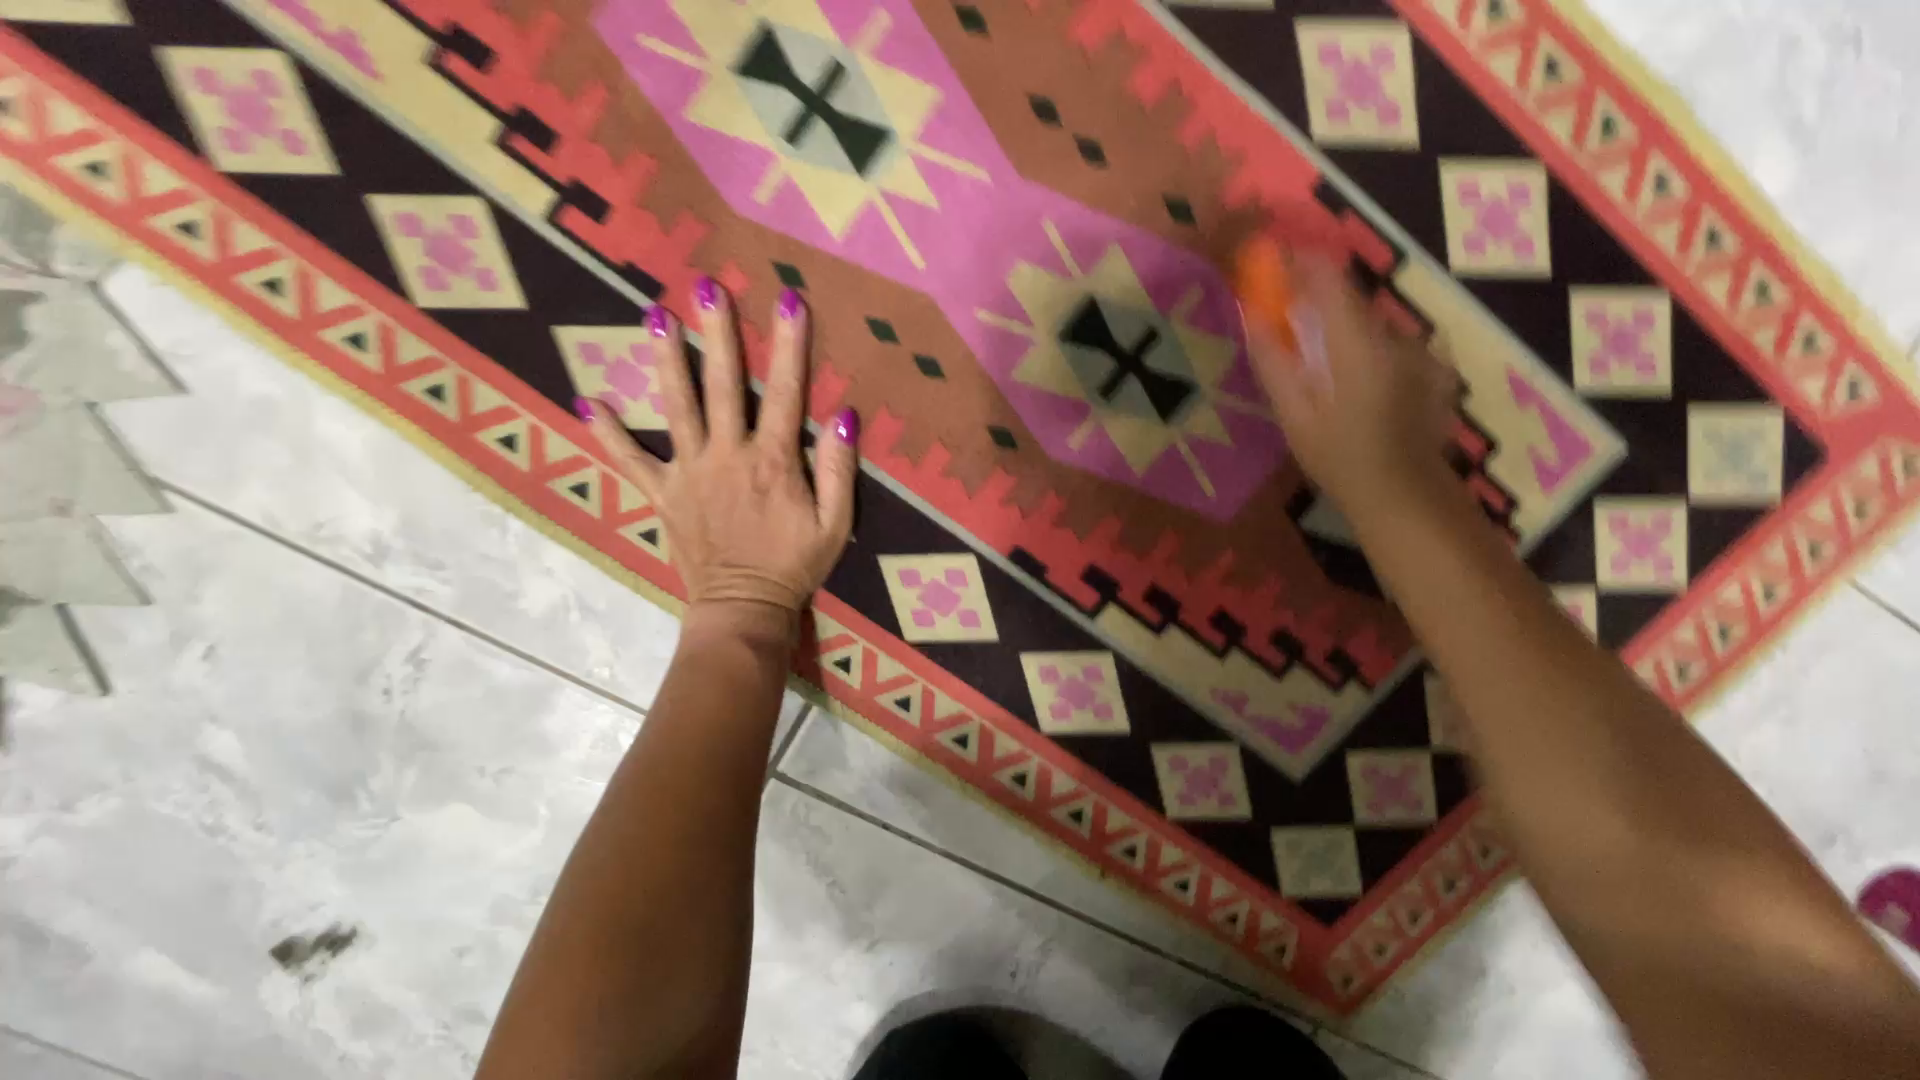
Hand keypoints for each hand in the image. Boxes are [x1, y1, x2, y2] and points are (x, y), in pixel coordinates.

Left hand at [576, 282, 857, 641]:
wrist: (743, 609)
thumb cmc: (794, 566)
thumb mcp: (835, 524)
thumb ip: (838, 470)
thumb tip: (842, 416)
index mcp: (772, 461)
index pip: (785, 393)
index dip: (789, 345)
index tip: (788, 300)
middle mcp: (727, 456)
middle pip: (723, 385)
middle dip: (718, 334)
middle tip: (707, 288)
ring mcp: (689, 473)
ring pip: (677, 407)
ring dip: (667, 360)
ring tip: (655, 317)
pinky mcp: (662, 494)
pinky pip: (631, 460)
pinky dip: (609, 433)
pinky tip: (588, 402)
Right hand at [1243, 250, 1458, 513]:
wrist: (1404, 497)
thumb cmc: (1340, 459)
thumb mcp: (1294, 416)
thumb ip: (1273, 361)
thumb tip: (1251, 316)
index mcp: (1357, 345)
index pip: (1330, 278)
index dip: (1302, 262)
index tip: (1277, 265)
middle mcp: (1394, 337)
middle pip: (1352, 303)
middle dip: (1320, 309)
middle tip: (1294, 337)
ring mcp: (1422, 353)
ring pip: (1374, 328)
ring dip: (1349, 338)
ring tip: (1331, 377)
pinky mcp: (1436, 371)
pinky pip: (1396, 349)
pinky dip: (1375, 357)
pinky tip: (1365, 392)